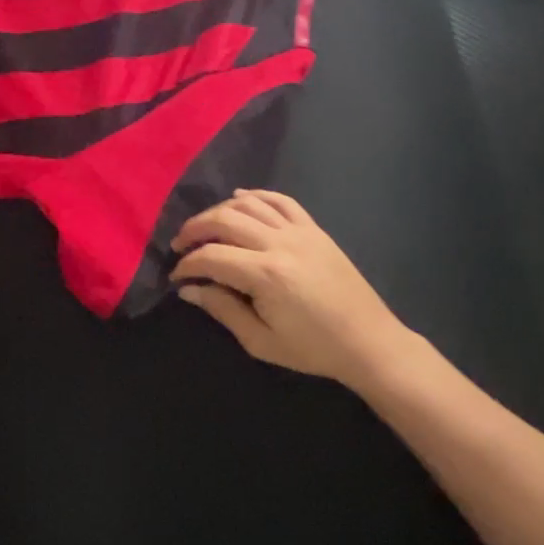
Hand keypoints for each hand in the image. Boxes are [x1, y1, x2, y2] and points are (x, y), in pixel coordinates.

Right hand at [170, 190, 422, 387]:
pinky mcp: (315, 229)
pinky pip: (281, 201)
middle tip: (180, 245)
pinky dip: (256, 195)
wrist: (367, 341)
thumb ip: (223, 310)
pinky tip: (239, 198)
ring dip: (220, 210)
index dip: (187, 264)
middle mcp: (281, 244)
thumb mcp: (261, 341)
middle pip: (225, 220)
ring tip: (204, 226)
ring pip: (250, 204)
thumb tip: (189, 290)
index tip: (176, 276)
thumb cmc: (313, 349)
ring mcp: (300, 232)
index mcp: (266, 275)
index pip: (212, 256)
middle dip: (195, 229)